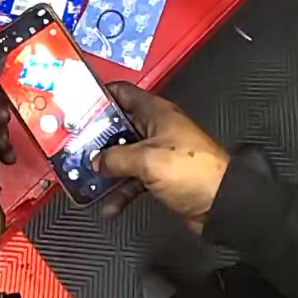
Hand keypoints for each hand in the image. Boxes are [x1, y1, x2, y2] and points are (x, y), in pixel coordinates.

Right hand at [95, 83, 228, 230]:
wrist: (221, 203)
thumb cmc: (195, 170)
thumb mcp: (147, 159)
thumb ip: (116, 158)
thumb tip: (97, 160)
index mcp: (157, 113)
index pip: (123, 93)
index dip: (101, 96)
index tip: (81, 104)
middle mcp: (157, 129)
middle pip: (119, 127)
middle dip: (97, 139)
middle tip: (76, 147)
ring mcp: (159, 153)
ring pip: (124, 156)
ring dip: (107, 170)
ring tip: (88, 180)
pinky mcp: (161, 175)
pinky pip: (134, 179)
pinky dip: (121, 191)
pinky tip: (110, 205)